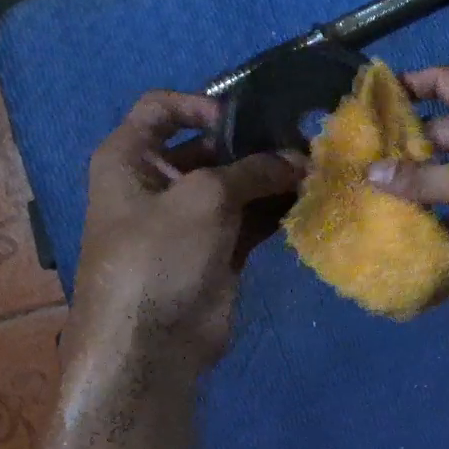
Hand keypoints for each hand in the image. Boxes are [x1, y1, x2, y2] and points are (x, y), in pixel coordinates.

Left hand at [72, 91, 303, 366]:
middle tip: (305, 144)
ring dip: (275, 177)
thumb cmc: (160, 255)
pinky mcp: (219, 247)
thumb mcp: (205, 196)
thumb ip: (256, 168)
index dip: (202, 104)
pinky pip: (253, 216)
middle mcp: (158, 182)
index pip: (162, 108)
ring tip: (317, 171)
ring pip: (239, 183)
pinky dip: (278, 208)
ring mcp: (190, 218)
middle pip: (211, 146)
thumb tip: (301, 159)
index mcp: (130, 159)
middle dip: (256, 144)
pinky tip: (311, 200)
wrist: (151, 344)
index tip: (246, 118)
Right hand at [367, 67, 448, 287]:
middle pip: (436, 133)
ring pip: (441, 175)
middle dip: (402, 144)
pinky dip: (430, 218)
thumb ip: (421, 179)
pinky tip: (396, 227)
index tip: (375, 94)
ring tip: (364, 193)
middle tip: (356, 157)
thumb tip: (371, 172)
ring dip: (412, 185)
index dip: (414, 82)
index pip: (446, 83)